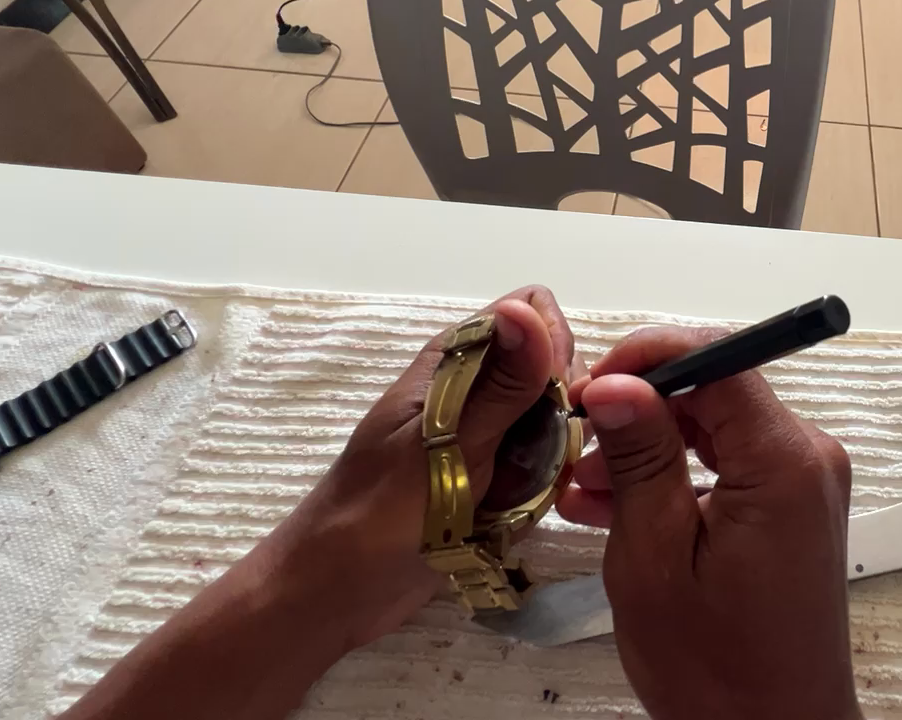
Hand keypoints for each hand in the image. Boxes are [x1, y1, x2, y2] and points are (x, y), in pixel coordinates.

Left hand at [255, 285, 573, 649]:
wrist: (338, 592)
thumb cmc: (379, 511)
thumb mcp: (449, 443)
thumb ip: (501, 383)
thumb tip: (524, 310)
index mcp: (459, 356)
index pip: (532, 309)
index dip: (552, 343)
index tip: (554, 394)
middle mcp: (480, 380)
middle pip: (556, 360)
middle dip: (563, 401)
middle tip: (546, 450)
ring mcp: (492, 422)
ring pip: (558, 408)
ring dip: (560, 444)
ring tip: (534, 484)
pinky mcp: (499, 463)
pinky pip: (549, 451)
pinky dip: (550, 474)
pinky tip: (531, 502)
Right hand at [558, 328, 861, 719]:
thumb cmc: (717, 672)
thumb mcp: (655, 558)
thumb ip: (640, 457)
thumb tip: (617, 384)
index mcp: (785, 461)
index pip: (722, 361)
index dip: (653, 356)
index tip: (597, 378)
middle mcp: (806, 457)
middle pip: (718, 391)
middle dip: (643, 404)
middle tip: (581, 429)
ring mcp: (802, 480)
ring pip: (716, 427)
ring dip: (651, 444)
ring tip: (585, 480)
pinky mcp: (789, 503)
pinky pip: (727, 463)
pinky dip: (676, 473)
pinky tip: (616, 500)